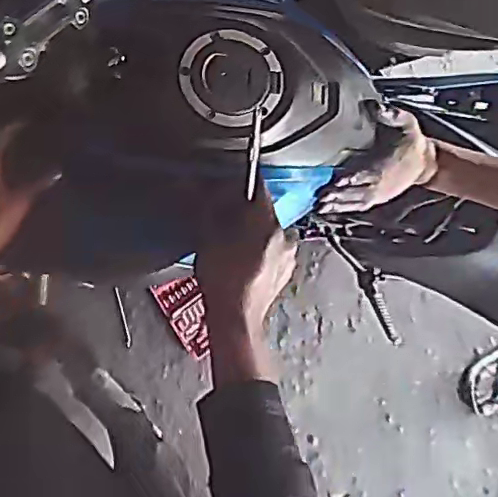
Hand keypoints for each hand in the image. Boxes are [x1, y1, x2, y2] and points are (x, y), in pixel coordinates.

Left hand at [0, 122, 61, 298]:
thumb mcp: (19, 204)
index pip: (1, 134)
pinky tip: (12, 177)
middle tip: (32, 135)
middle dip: (13, 138)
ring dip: (6, 153)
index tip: (31, 121)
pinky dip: (1, 168)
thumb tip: (55, 170)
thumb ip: (37, 185)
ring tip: (26, 153)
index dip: (16, 125)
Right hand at [194, 188, 296, 384]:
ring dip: (252, 227)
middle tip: (224, 210)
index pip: (259, 187)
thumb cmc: (221, 276)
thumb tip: (211, 187)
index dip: (243, 179)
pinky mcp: (286, 270)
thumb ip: (213, 206)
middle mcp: (284, 235)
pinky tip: (240, 255)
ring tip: (230, 236)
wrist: (236, 318)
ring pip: (269, 229)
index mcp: (266, 222)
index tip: (233, 177)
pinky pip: (273, 247)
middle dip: (244, 207)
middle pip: (263, 209)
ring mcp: (288, 254)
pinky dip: (259, 245)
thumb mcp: (209, 235)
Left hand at [318, 105, 437, 215]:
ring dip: (337, 206)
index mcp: (385, 165)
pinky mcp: (376, 197)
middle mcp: (381, 182)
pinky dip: (343, 209)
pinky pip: (358, 205)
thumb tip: (378, 107)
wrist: (425, 161)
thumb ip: (393, 115)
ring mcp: (378, 192)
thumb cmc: (410, 140)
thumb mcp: (406, 124)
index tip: (338, 181)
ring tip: (319, 208)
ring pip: (356, 202)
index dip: (353, 178)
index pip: (368, 173)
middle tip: (320, 198)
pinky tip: (328, 210)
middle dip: (339, 195)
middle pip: (358, 192)